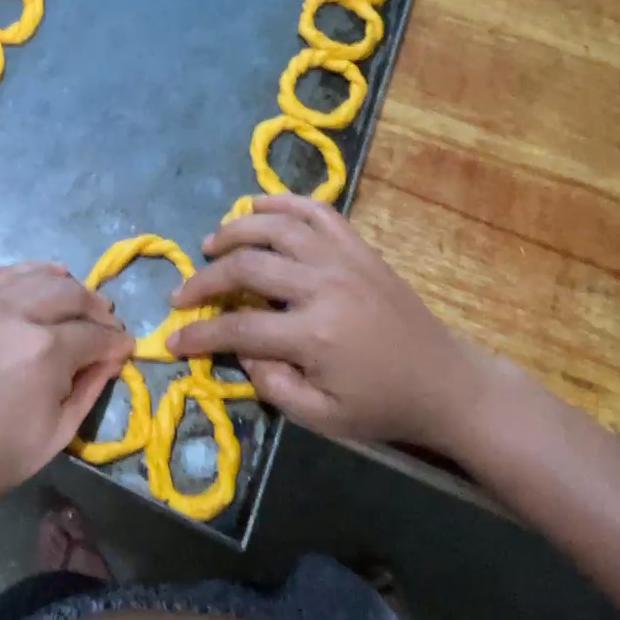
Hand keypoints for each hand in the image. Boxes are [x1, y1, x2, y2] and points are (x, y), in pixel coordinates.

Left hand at [0, 262, 133, 505]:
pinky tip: (48, 279)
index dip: (116, 342)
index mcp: (46, 351)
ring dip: (70, 287)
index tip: (128, 348)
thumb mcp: (58, 432)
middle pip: (72, 295)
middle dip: (98, 310)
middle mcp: (19, 314)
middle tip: (109, 327)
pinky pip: (7, 274)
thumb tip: (113, 357)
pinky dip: (33, 272)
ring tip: (82, 305)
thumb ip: (91, 387)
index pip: (95, 334)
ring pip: (42, 278)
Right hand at [167, 195, 499, 449]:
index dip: (199, 335)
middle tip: (183, 293)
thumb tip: (240, 349)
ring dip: (235, 230)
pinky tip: (257, 206)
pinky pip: (316, 211)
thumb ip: (272, 385)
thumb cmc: (382, 406)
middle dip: (205, 279)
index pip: (238, 328)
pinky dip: (283, 203)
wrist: (447, 383)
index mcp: (315, 335)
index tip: (172, 340)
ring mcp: (343, 260)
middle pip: (248, 266)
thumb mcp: (323, 416)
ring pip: (276, 226)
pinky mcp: (359, 248)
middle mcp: (325, 286)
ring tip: (211, 244)